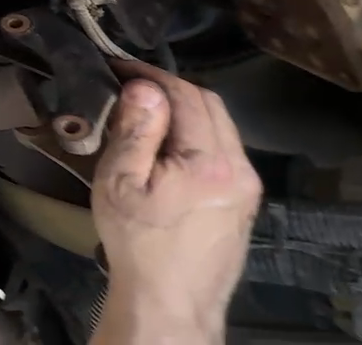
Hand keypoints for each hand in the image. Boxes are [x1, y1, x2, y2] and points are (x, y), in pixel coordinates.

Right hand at [90, 63, 260, 343]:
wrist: (172, 297)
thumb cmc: (138, 238)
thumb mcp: (121, 180)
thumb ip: (136, 131)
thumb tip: (144, 87)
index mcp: (209, 162)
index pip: (187, 96)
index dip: (150, 73)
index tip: (115, 65)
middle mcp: (239, 169)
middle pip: (210, 105)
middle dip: (168, 85)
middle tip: (125, 80)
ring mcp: (246, 186)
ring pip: (219, 125)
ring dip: (182, 106)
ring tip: (140, 106)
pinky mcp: (243, 200)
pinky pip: (221, 146)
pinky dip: (192, 128)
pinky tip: (163, 138)